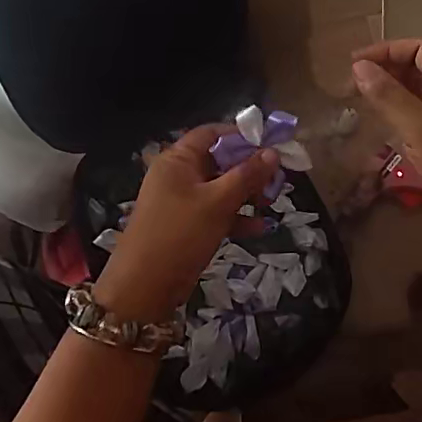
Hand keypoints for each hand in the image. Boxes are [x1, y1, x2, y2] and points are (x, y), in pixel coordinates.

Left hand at [94, 126, 278, 322]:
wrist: (144, 288)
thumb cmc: (179, 234)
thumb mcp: (217, 202)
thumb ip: (246, 176)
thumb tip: (272, 152)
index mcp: (178, 159)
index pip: (211, 133)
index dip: (240, 135)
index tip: (270, 143)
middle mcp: (178, 175)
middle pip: (218, 160)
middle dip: (248, 168)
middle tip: (277, 178)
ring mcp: (182, 201)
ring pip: (220, 187)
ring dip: (246, 193)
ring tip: (272, 202)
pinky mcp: (187, 225)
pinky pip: (215, 212)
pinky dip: (235, 217)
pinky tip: (259, 228)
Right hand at [351, 39, 421, 243]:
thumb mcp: (418, 128)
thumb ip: (387, 95)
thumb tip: (358, 66)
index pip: (419, 48)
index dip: (385, 50)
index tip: (354, 62)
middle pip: (418, 63)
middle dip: (384, 68)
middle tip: (351, 81)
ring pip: (417, 85)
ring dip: (389, 86)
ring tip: (359, 94)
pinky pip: (419, 104)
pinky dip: (398, 104)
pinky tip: (378, 112)